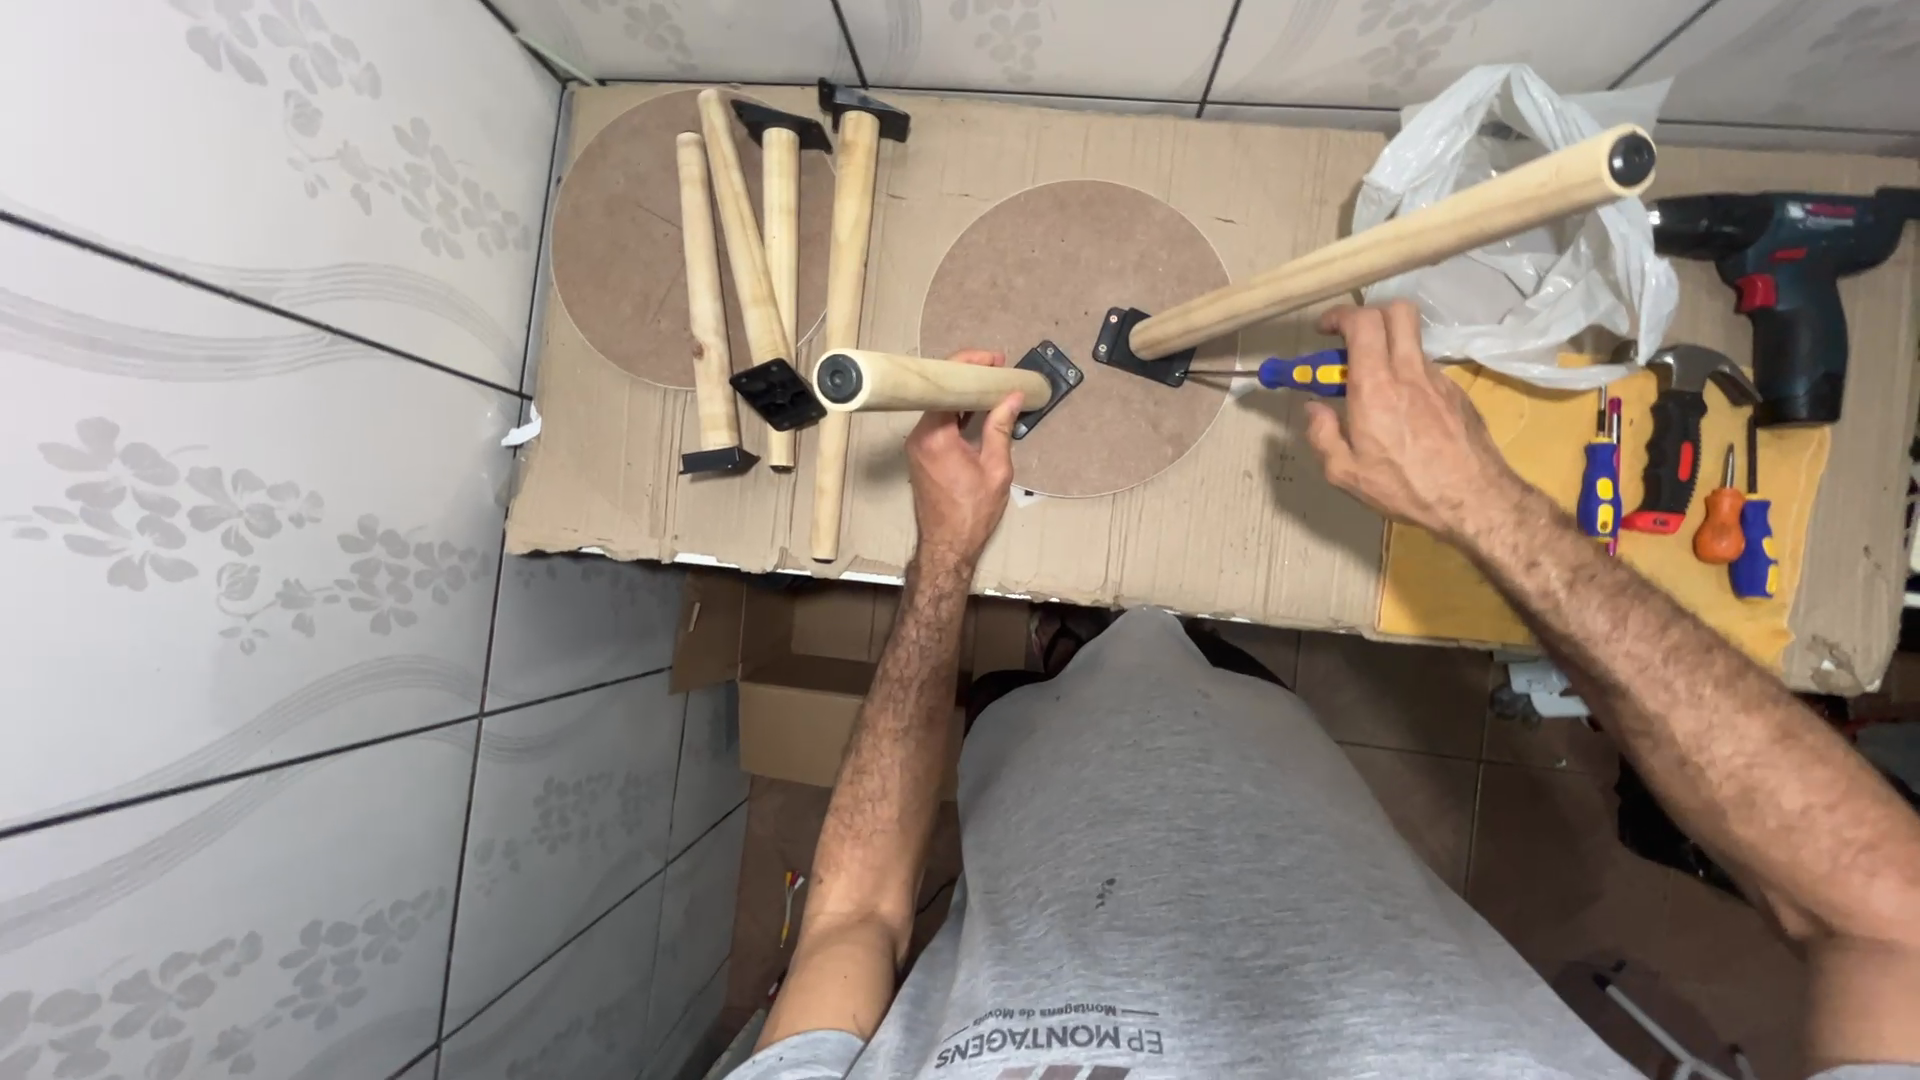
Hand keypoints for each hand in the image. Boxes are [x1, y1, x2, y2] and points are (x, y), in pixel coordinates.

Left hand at [904, 349, 1023, 572]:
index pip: (946, 384)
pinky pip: (936, 420)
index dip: (969, 364)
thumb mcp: (996, 469)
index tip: (994, 360)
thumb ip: (1001, 428)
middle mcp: (918, 436)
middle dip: (969, 375)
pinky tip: (977, 408)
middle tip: (997, 369)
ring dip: (963, 393)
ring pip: (937, 404)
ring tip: (992, 386)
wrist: (947, 546)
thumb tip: (1012, 398)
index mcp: (935, 437)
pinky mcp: (919, 453)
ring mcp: (916, 445)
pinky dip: (955, 410)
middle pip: (939, 390)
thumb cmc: (971, 514)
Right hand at [1303, 301, 1522, 541]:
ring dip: (1385, 351)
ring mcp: (1437, 380)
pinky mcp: (1456, 393)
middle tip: (1348, 341)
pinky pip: (1424, 370)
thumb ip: (1321, 435)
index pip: (1363, 323)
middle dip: (1367, 315)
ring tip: (1370, 388)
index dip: (1340, 315)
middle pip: (1396, 311)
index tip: (1324, 330)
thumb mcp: (1343, 472)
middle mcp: (1408, 373)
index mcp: (1375, 388)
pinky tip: (1399, 411)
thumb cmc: (1403, 487)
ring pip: (1409, 342)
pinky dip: (1404, 375)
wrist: (1473, 499)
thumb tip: (1314, 410)